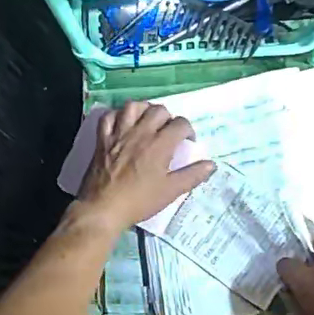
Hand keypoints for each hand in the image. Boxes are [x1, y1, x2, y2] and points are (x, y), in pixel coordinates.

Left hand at [72, 102, 215, 233]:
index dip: (188, 130)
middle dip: (168, 118)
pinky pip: (109, 116)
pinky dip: (118, 115)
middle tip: (169, 132)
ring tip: (148, 121)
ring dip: (144, 110)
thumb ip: (192, 175)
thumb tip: (211, 164)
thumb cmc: (140, 200)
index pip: (180, 124)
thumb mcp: (171, 191)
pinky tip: (123, 123)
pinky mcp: (102, 138)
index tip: (187, 141)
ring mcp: (119, 133)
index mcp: (160, 144)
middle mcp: (140, 132)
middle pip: (159, 110)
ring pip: (133, 106)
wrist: (103, 208)